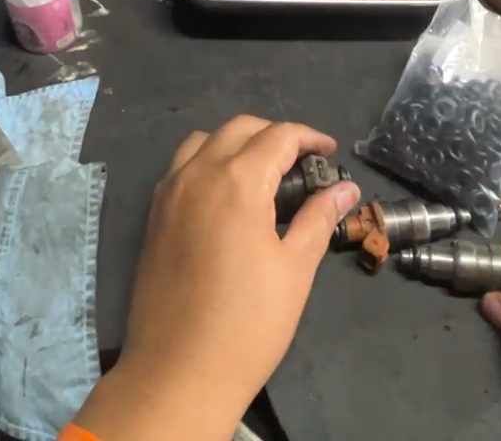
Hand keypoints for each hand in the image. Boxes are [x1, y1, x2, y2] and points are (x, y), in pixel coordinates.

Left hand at [74, 116, 360, 440]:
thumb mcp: (295, 269)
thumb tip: (345, 189)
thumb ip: (319, 218)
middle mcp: (199, 172)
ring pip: (205, 140)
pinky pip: (182, 165)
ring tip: (262, 170)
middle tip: (302, 160)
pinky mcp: (155, 212)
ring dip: (237, 142)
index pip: (278, 137)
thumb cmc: (248, 322)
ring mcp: (170, 190)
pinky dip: (208, 160)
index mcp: (238, 180)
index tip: (330, 151)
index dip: (309, 137)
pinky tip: (225, 193)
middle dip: (274, 134)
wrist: (179, 371)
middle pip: (240, 128)